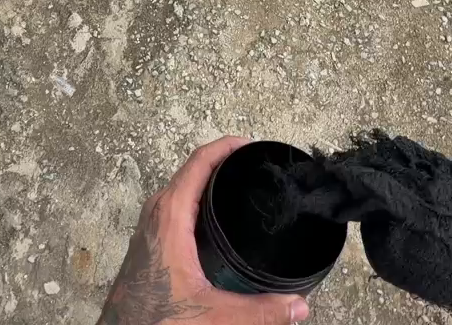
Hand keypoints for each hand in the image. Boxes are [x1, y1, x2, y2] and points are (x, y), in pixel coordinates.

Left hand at [98, 137, 310, 324]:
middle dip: (222, 160)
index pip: (199, 161)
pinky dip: (197, 194)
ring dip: (208, 177)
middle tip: (254, 164)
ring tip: (239, 182)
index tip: (250, 143)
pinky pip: (176, 200)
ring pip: (183, 185)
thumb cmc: (157, 319)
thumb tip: (300, 306)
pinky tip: (215, 213)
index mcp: (170, 213)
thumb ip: (260, 311)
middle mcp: (158, 209)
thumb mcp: (214, 315)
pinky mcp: (151, 235)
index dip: (225, 146)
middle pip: (192, 168)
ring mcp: (151, 221)